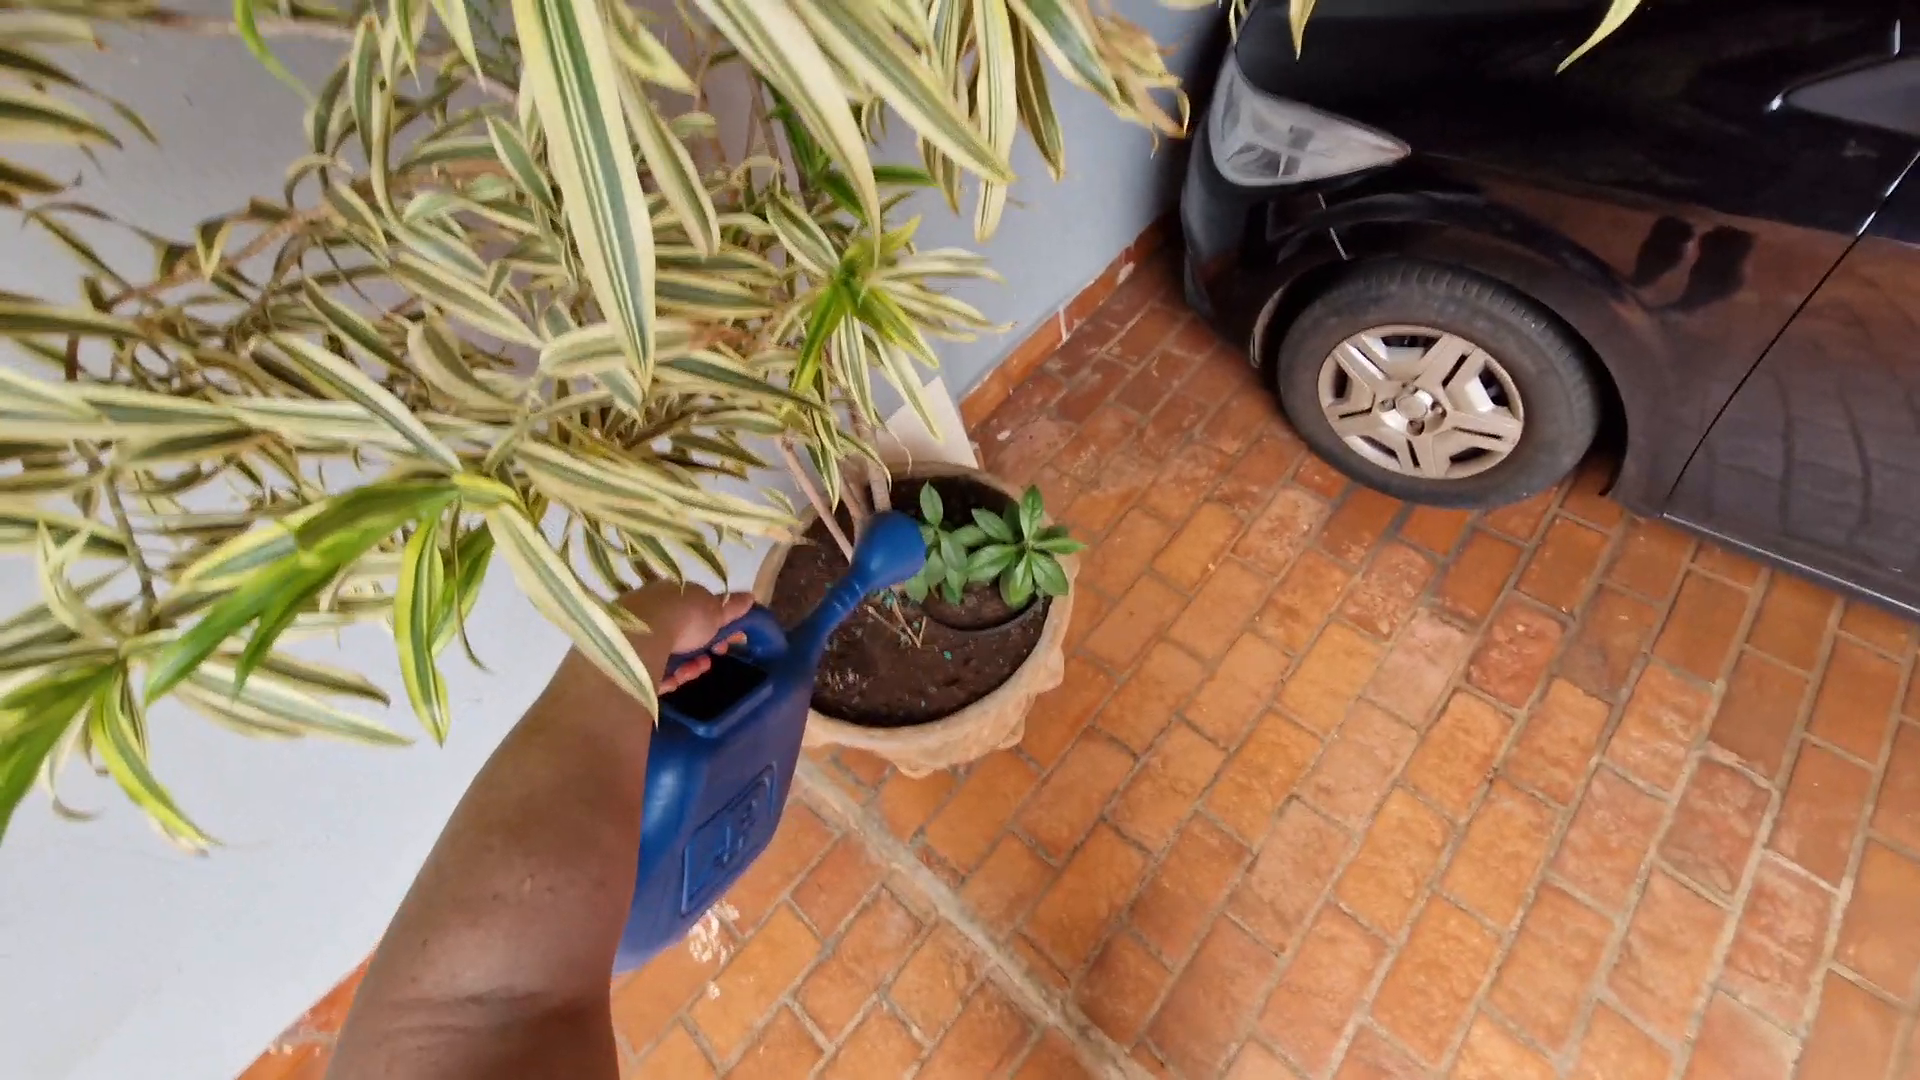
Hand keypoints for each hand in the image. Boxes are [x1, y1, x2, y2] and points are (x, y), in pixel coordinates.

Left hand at [612, 582, 754, 692]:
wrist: (642, 636)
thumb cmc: (684, 616)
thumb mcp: (715, 610)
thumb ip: (731, 606)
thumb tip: (750, 596)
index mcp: (672, 592)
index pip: (695, 611)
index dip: (714, 628)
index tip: (726, 642)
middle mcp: (652, 610)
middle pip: (683, 636)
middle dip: (701, 653)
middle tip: (709, 661)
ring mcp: (637, 635)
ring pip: (669, 655)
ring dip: (687, 667)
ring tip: (691, 672)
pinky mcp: (625, 660)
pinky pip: (651, 670)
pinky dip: (666, 677)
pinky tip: (673, 681)